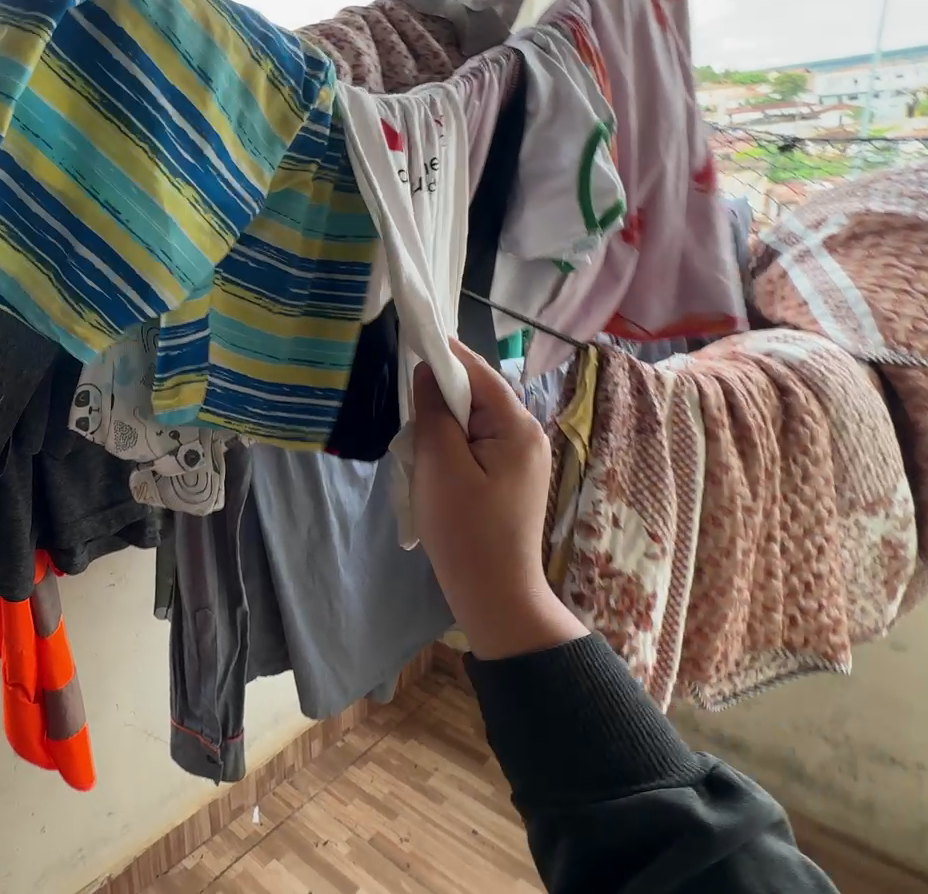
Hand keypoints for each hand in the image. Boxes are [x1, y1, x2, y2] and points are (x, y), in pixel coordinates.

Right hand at [410, 339, 587, 660]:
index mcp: (516, 427)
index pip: (477, 374)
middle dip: (438, 392)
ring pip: (472, 420)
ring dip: (440, 420)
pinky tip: (428, 455)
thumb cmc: (464, 528)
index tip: (411, 334)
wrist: (493, 592)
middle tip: (401, 395)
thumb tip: (426, 372)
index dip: (443, 354)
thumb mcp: (440, 464)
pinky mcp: (506, 477)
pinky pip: (473, 442)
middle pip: (476, 394)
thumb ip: (433, 413)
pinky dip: (448, 441)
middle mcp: (526, 435)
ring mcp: (519, 458)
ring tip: (411, 431)